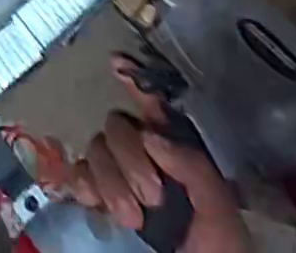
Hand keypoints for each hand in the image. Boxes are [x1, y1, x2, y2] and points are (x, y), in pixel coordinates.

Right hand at [68, 57, 249, 252]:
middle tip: (152, 198)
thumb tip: (149, 136)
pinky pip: (78, 174)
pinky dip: (84, 184)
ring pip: (96, 148)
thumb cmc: (216, 244)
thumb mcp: (218, 206)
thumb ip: (192, 167)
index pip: (150, 99)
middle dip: (130, 158)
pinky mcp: (98, 196)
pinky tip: (96, 202)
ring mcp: (117, 172)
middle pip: (116, 124)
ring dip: (111, 181)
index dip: (132, 76)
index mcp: (173, 143)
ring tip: (133, 219)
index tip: (116, 62)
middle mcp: (141, 149)